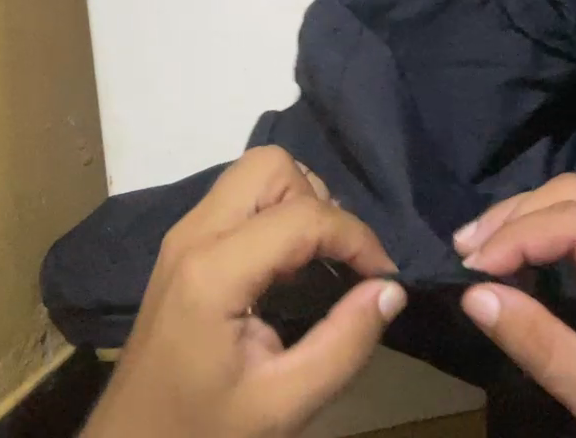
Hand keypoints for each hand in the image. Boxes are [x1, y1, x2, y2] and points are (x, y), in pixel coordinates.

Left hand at [82, 147, 406, 437]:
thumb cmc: (204, 429)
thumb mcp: (283, 404)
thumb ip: (344, 345)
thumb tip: (391, 289)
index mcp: (214, 271)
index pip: (303, 215)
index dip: (356, 238)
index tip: (384, 277)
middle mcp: (195, 232)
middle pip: (270, 165)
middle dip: (318, 202)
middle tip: (338, 260)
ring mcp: (185, 231)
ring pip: (254, 171)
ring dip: (297, 201)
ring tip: (315, 261)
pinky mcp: (184, 240)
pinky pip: (240, 194)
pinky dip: (275, 210)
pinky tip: (286, 264)